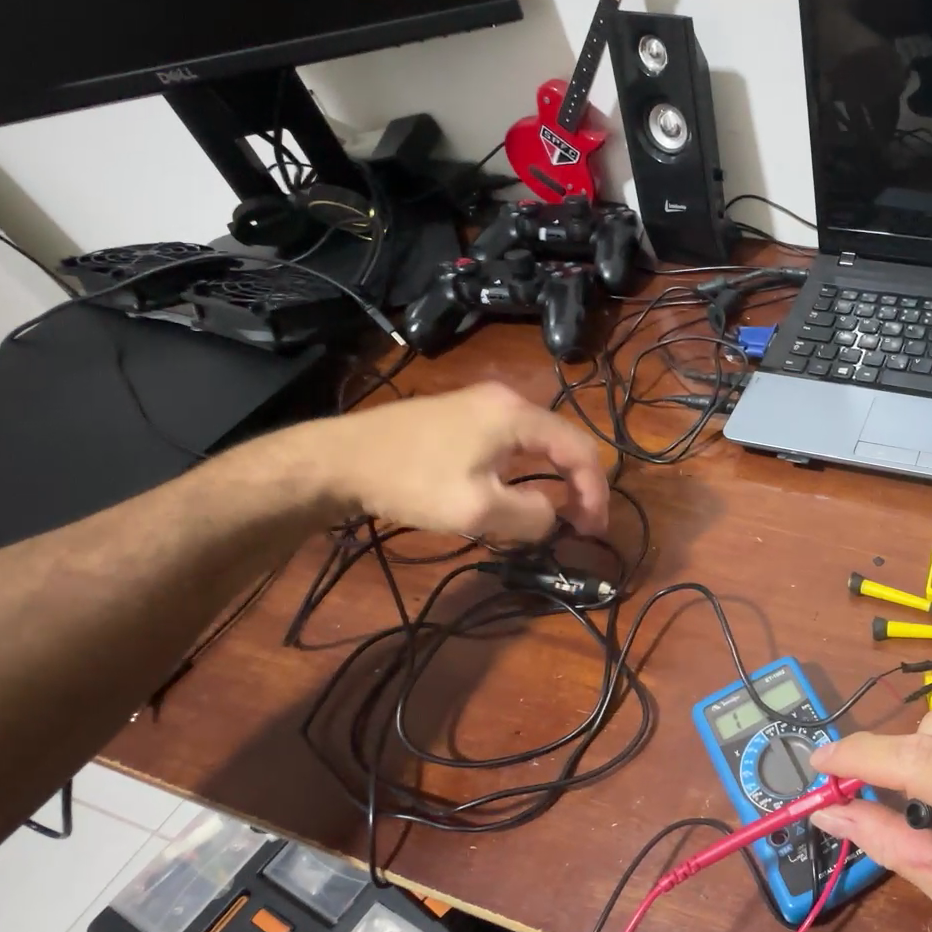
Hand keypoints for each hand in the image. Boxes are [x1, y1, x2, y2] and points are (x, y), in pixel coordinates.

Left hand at [296, 382, 607, 539]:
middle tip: (580, 524)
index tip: (593, 531)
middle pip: (565, 442)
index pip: (581, 450)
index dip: (596, 492)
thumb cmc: (410, 482)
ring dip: (556, 479)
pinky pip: (515, 442)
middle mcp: (507, 400)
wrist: (336, 460)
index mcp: (517, 415)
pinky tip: (520, 492)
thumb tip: (553, 517)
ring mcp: (482, 404)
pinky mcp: (461, 415)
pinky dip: (531, 470)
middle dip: (580, 486)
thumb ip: (531, 516)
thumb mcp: (478, 510)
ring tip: (556, 513)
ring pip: (540, 443)